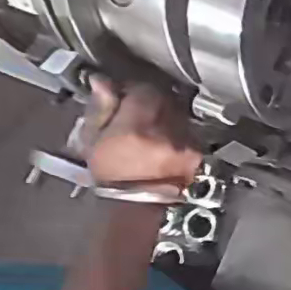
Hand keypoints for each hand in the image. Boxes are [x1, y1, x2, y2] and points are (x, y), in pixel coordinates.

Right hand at [76, 76, 202, 195]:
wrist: (136, 207)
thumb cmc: (112, 178)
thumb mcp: (93, 141)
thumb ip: (101, 108)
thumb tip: (102, 82)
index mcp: (136, 128)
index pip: (145, 90)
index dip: (135, 88)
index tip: (126, 93)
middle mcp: (166, 134)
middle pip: (166, 99)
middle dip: (152, 100)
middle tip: (138, 110)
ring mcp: (185, 144)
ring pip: (178, 113)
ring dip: (167, 115)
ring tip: (150, 130)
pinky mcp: (197, 153)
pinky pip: (188, 130)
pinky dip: (178, 131)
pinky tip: (164, 142)